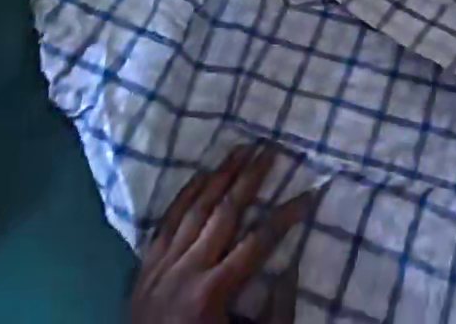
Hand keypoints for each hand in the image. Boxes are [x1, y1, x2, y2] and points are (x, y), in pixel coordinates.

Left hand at [131, 142, 317, 323]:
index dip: (287, 214)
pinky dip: (185, 194)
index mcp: (214, 293)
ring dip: (221, 174)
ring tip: (242, 148)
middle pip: (225, 211)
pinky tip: (201, 174)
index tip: (310, 193)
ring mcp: (162, 266)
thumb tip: (292, 266)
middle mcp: (187, 271)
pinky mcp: (145, 267)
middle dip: (252, 177)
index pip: (260, 240)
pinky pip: (167, 220)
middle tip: (271, 148)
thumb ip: (276, 313)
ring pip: (195, 207)